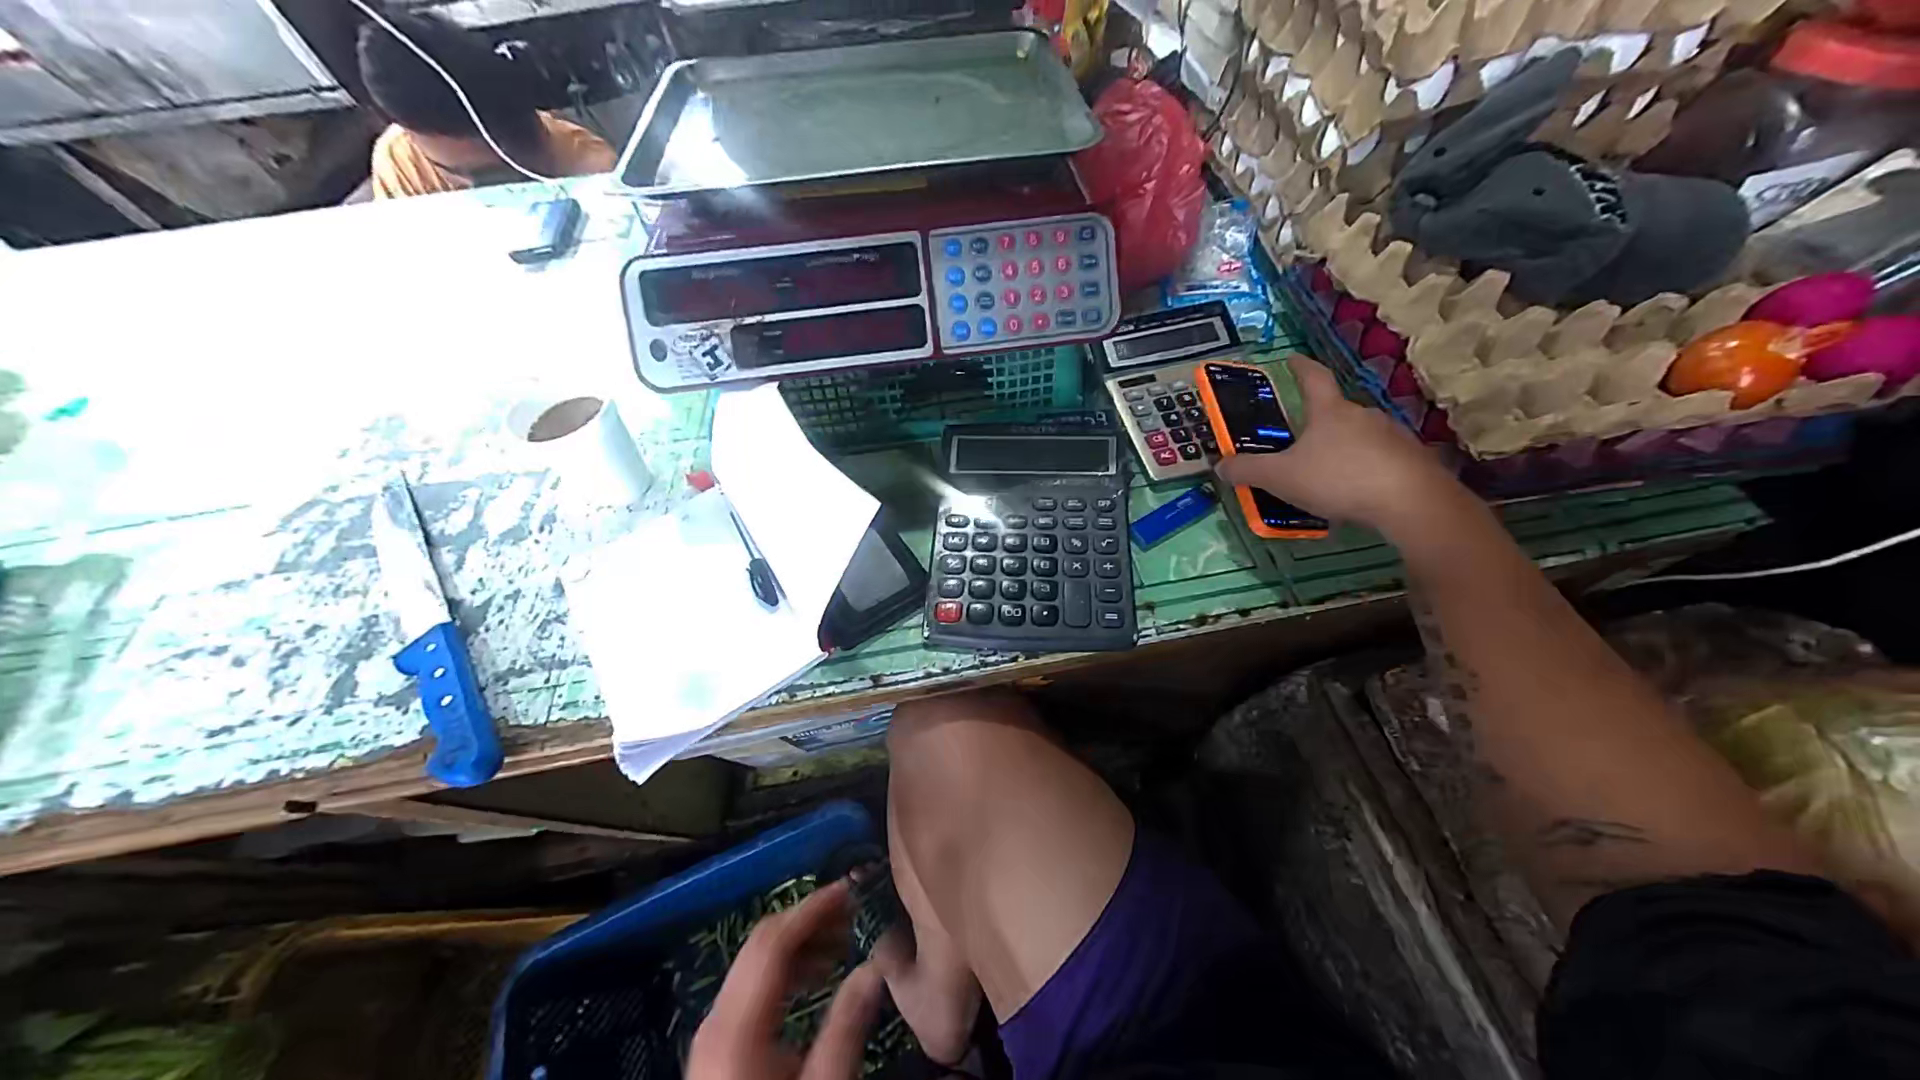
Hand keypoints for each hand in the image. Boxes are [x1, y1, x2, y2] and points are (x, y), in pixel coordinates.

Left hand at [688, 879, 884, 1079]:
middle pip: (762, 942)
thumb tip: (875, 965)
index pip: (775, 939)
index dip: (814, 907)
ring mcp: (713, 1029)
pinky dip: (787, 969)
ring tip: (845, 942)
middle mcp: (718, 1014)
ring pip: (757, 961)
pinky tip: (818, 976)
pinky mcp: (718, 1044)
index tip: (854, 889)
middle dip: (811, 920)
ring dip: (801, 942)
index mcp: (738, 1023)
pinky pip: (753, 985)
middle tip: (857, 912)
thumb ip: (848, 1025)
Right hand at [1213, 356, 1464, 537]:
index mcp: (1329, 411)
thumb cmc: (1338, 478)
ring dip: (1341, 447)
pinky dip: (1363, 467)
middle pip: (1336, 410)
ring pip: (1358, 435)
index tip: (1291, 359)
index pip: (1313, 378)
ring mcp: (1391, 435)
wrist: (1409, 501)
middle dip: (1317, 421)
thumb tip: (1220, 465)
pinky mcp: (1410, 459)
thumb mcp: (1281, 477)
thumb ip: (1248, 470)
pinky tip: (1354, 489)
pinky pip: (1378, 458)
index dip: (1300, 367)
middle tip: (1299, 437)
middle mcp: (1362, 414)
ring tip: (1325, 471)